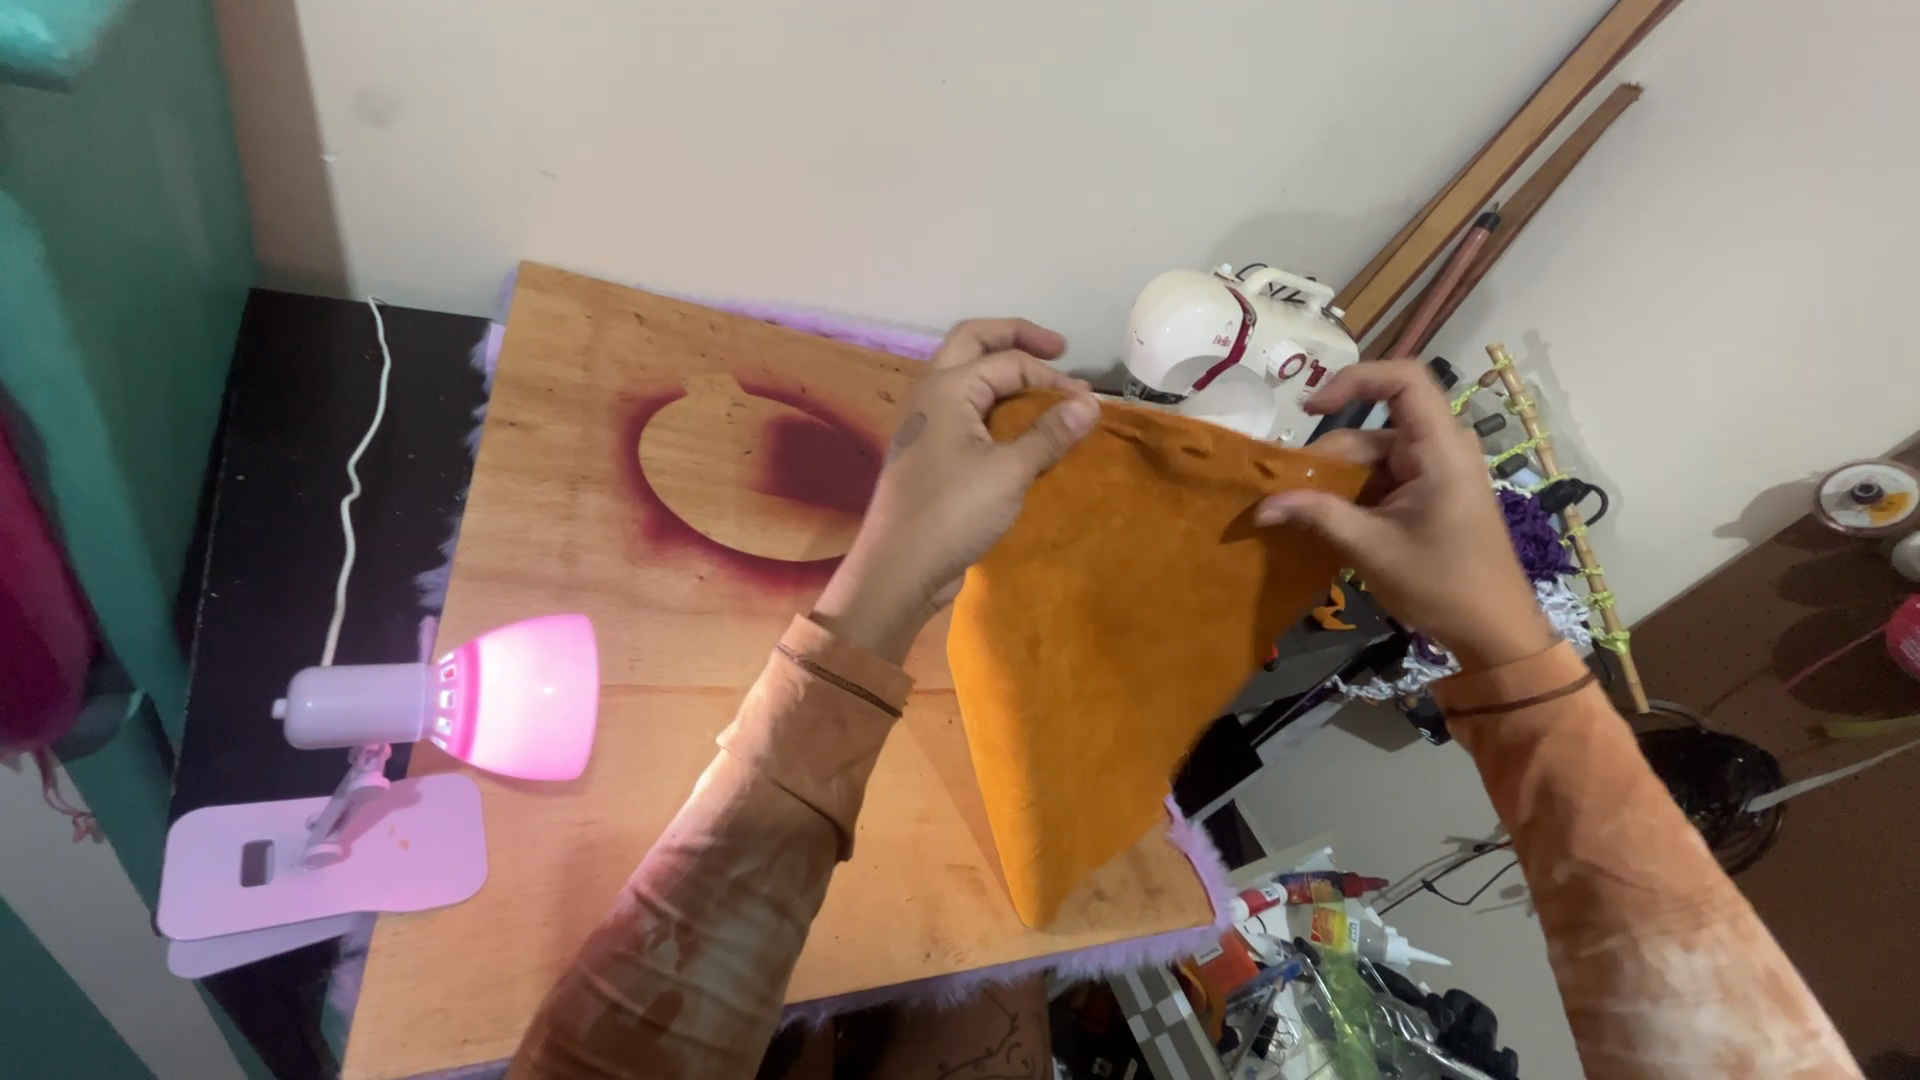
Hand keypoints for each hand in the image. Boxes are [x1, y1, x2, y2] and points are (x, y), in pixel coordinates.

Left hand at [813, 319, 1099, 661]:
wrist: (899, 568)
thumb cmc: (952, 514)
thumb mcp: (1009, 472)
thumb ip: (1049, 433)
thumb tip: (1090, 402)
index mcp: (947, 388)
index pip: (1008, 361)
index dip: (1051, 375)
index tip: (1085, 401)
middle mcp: (931, 395)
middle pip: (973, 343)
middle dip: (1016, 340)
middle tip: (1058, 350)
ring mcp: (926, 425)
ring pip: (966, 378)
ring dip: (1004, 375)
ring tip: (1042, 390)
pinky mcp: (930, 453)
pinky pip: (965, 413)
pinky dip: (994, 408)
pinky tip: (1018, 429)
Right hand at [1261, 360, 1554, 671]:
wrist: (1493, 629)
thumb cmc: (1441, 584)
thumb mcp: (1370, 547)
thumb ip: (1316, 516)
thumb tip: (1261, 506)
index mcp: (1440, 450)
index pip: (1404, 381)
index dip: (1354, 380)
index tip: (1309, 409)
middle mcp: (1439, 451)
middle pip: (1370, 432)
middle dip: (1325, 460)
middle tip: (1286, 495)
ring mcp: (1432, 474)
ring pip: (1368, 459)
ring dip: (1332, 483)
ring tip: (1299, 514)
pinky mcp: (1425, 496)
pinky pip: (1377, 481)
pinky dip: (1347, 496)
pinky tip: (1322, 521)